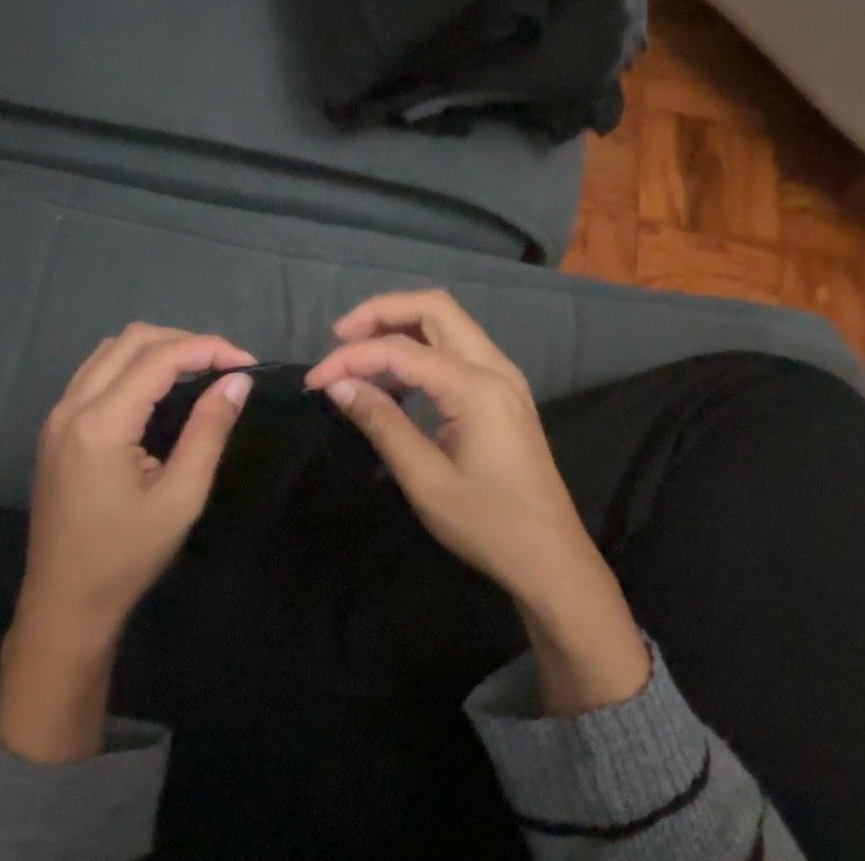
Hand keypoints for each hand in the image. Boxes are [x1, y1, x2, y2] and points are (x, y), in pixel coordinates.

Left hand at [0, 323, 254, 761]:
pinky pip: (94, 373)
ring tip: (198, 372)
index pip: (158, 358)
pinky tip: (159, 391)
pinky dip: (131, 367)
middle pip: (131, 340)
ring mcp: (57, 416)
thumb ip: (208, 431)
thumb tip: (238, 381)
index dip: (208, 348)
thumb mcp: (181, 498)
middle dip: (184, 341)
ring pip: (109, 351)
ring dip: (156, 350)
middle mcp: (71, 407)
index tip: (248, 363)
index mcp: (101, 424)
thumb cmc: (127, 557)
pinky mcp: (55, 429)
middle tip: (226, 366)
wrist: (65, 602)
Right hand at [304, 290, 589, 599]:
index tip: (314, 381)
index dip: (351, 358)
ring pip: (449, 323)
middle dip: (381, 313)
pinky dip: (423, 347)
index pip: (401, 350)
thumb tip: (338, 385)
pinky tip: (396, 375)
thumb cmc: (486, 523)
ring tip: (358, 351)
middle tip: (339, 337)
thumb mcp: (425, 478)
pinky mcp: (505, 393)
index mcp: (476, 388)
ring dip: (402, 325)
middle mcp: (495, 368)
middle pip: (435, 308)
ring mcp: (505, 378)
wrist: (550, 557)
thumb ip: (381, 423)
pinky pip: (460, 348)